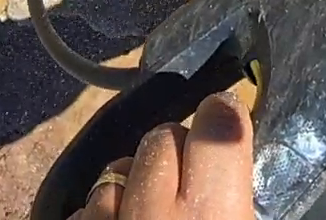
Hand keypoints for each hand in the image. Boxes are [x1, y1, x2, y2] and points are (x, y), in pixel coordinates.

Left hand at [70, 93, 253, 218]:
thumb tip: (242, 163)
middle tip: (190, 183)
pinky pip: (83, 208)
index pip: (218, 125)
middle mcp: (156, 212)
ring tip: (149, 212)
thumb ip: (241, 199)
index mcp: (213, 214)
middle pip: (163, 137)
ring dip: (133, 182)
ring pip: (117, 167)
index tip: (228, 121)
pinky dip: (99, 214)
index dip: (223, 117)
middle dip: (176, 150)